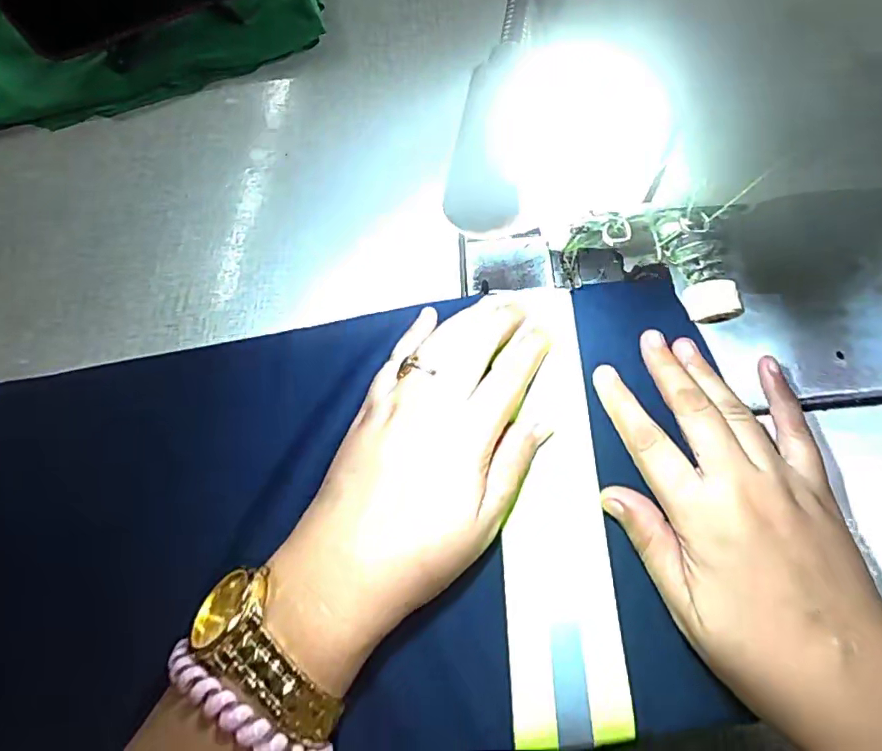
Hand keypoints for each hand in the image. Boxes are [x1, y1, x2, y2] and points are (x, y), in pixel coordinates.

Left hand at [265, 301, 551, 692]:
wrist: (335, 575)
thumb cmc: (419, 556)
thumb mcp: (483, 523)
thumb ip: (513, 464)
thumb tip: (543, 423)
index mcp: (466, 436)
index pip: (508, 377)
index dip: (530, 350)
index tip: (546, 333)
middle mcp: (431, 408)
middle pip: (472, 347)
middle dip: (502, 320)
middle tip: (523, 307)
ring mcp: (395, 404)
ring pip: (436, 344)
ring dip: (466, 318)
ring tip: (490, 304)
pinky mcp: (368, 410)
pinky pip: (394, 360)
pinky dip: (412, 334)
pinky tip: (427, 317)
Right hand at [594, 332, 881, 750]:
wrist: (844, 668)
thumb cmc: (755, 648)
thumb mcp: (687, 608)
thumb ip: (651, 541)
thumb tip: (612, 495)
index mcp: (700, 513)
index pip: (650, 446)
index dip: (624, 406)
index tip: (607, 374)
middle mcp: (738, 480)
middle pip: (694, 412)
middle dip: (668, 371)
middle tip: (650, 339)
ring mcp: (780, 475)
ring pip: (737, 411)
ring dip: (709, 374)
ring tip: (687, 344)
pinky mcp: (814, 481)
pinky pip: (794, 426)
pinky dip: (781, 393)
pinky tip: (768, 366)